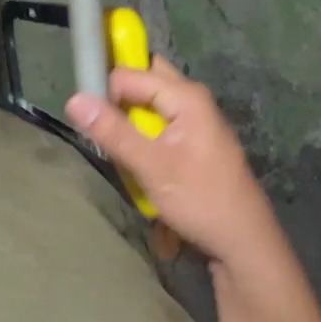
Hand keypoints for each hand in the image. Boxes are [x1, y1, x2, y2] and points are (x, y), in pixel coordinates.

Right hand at [67, 58, 281, 265]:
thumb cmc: (202, 201)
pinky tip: (144, 164)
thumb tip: (74, 99)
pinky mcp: (196, 141)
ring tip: (124, 150)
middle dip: (121, 98)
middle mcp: (193, 99)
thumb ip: (113, 131)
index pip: (130, 74)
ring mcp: (197, 120)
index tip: (95, 123)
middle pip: (145, 80)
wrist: (246, 247)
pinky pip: (162, 123)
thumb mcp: (152, 168)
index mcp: (186, 96)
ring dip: (132, 121)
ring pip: (151, 103)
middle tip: (108, 126)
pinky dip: (147, 137)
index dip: (108, 93)